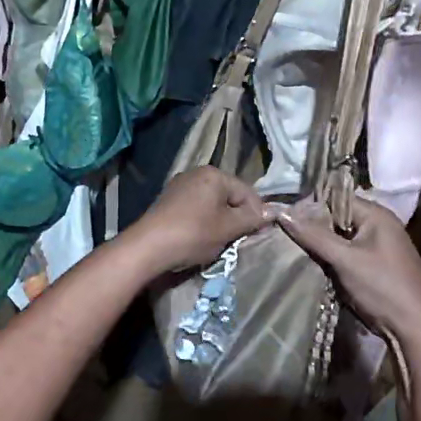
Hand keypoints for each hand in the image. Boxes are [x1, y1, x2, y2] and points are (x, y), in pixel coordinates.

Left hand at [126, 166, 271, 273]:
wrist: (148, 247)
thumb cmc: (193, 234)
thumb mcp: (228, 228)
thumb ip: (251, 218)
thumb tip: (272, 212)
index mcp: (214, 174)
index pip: (246, 192)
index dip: (256, 213)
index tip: (259, 234)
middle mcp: (196, 173)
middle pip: (228, 196)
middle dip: (237, 217)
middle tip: (240, 239)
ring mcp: (179, 186)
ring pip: (212, 204)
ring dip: (220, 221)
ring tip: (221, 241)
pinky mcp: (167, 201)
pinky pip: (195, 209)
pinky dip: (203, 222)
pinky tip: (200, 238)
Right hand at [277, 197, 420, 341]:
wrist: (414, 328)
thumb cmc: (381, 287)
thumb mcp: (344, 259)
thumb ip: (314, 236)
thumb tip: (283, 213)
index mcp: (377, 215)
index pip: (337, 198)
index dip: (311, 206)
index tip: (286, 217)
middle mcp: (380, 225)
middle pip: (339, 218)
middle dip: (315, 226)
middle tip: (286, 234)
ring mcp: (381, 246)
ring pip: (342, 238)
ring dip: (323, 244)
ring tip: (295, 248)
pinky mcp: (378, 265)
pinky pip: (349, 253)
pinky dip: (334, 258)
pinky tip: (316, 265)